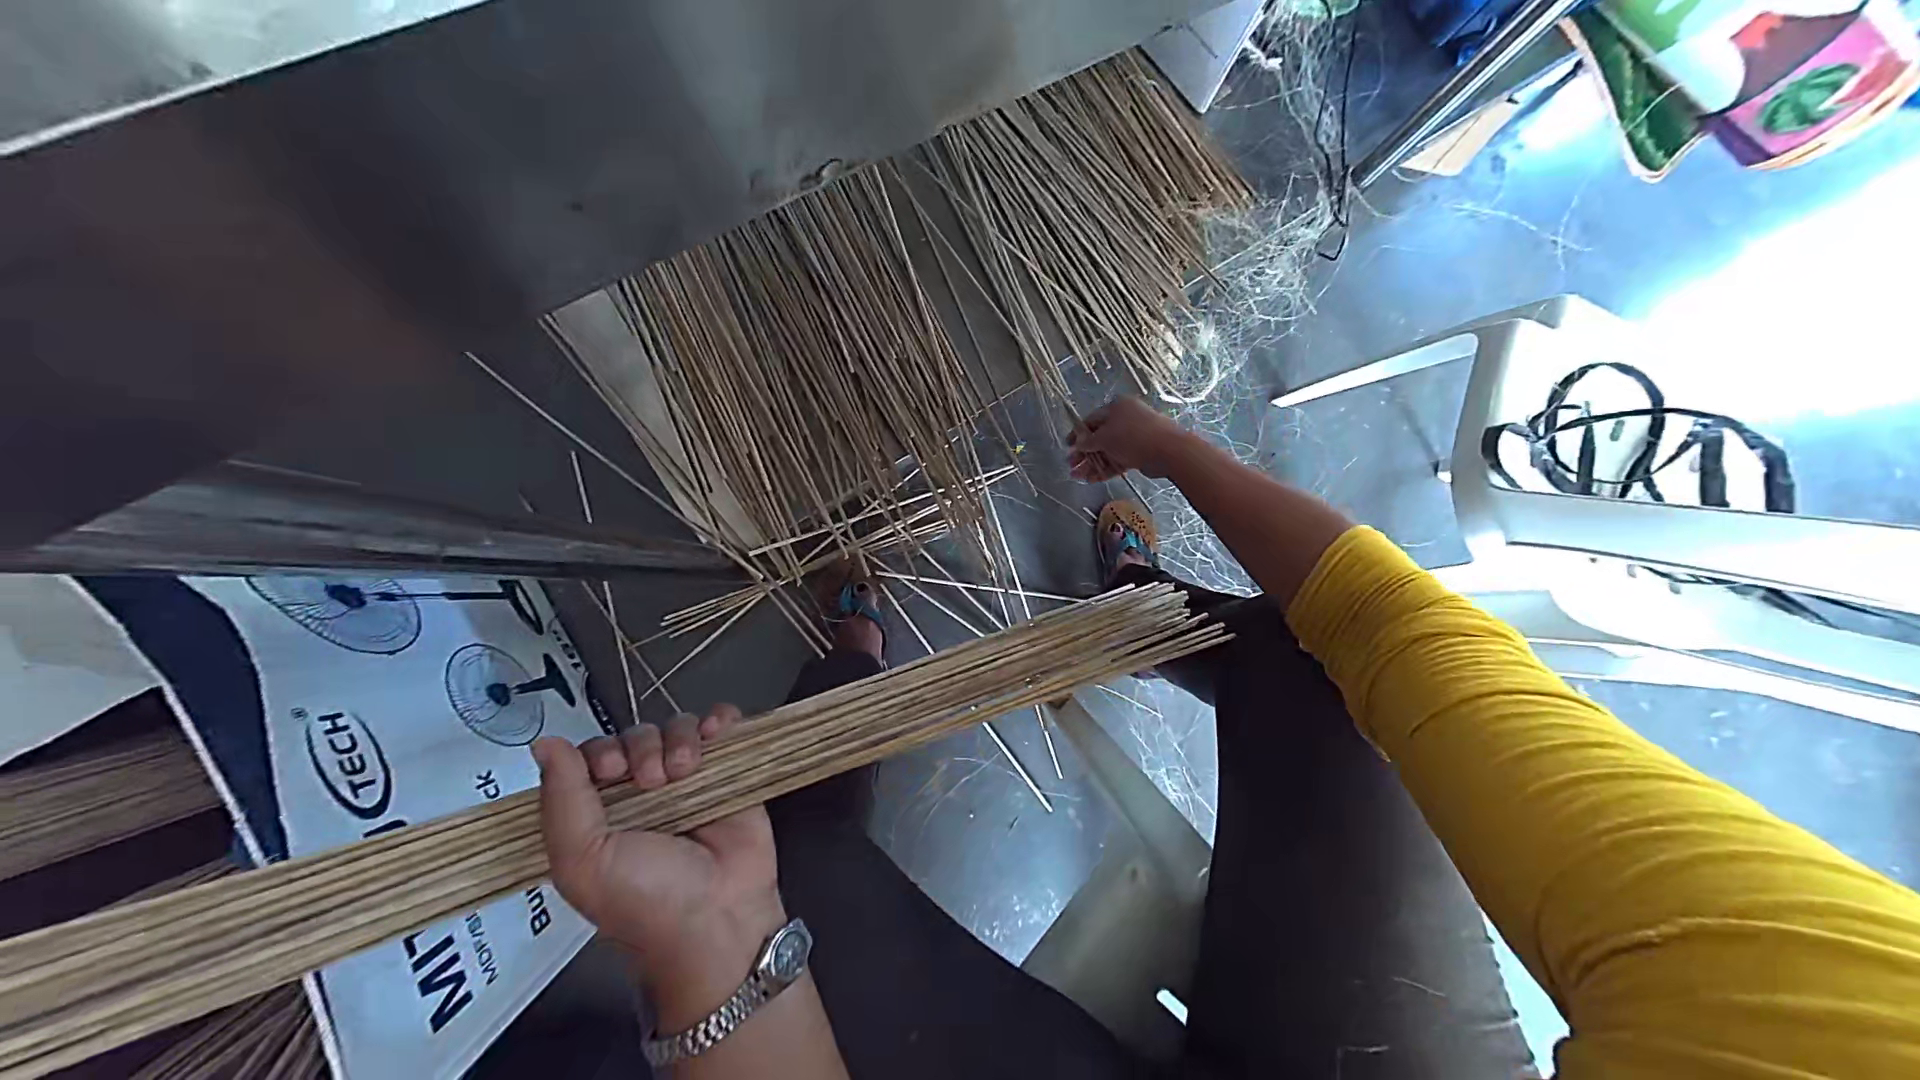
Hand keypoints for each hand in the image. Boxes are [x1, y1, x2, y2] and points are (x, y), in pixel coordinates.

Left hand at [533, 705, 785, 1031]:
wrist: (719, 914)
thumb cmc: (647, 901)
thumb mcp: (584, 861)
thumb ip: (562, 801)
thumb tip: (545, 744)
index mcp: (603, 812)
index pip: (593, 754)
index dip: (601, 752)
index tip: (613, 772)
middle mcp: (645, 791)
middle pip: (637, 735)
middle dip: (642, 748)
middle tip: (653, 781)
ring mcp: (691, 778)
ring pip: (678, 726)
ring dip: (681, 738)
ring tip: (686, 771)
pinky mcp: (730, 769)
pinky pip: (723, 724)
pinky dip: (719, 719)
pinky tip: (714, 734)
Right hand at [1068, 396, 1195, 481]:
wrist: (1168, 450)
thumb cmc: (1132, 436)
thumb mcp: (1104, 437)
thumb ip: (1087, 442)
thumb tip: (1077, 444)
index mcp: (1116, 407)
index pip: (1091, 420)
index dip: (1077, 434)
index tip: (1067, 446)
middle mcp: (1125, 419)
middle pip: (1099, 437)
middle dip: (1084, 453)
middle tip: (1071, 465)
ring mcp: (1134, 436)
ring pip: (1108, 451)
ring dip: (1092, 463)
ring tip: (1078, 477)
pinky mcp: (1140, 452)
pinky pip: (1118, 460)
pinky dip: (1106, 469)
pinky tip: (1093, 479)